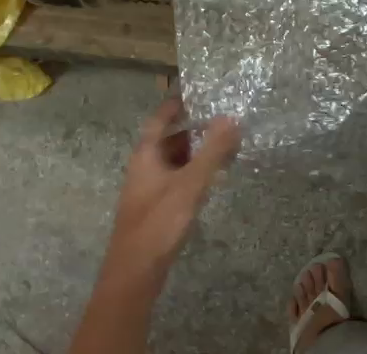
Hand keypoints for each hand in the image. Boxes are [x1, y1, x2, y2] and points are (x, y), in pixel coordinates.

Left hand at [100, 98, 241, 288]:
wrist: (134, 274)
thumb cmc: (159, 222)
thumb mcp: (191, 183)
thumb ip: (213, 150)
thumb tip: (232, 117)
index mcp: (145, 155)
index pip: (159, 119)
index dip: (176, 104)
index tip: (197, 92)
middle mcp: (143, 168)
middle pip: (166, 140)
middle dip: (192, 129)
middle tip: (220, 121)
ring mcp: (146, 190)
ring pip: (171, 162)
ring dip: (193, 153)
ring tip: (221, 149)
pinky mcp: (152, 210)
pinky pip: (174, 180)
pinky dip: (191, 173)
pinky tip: (208, 182)